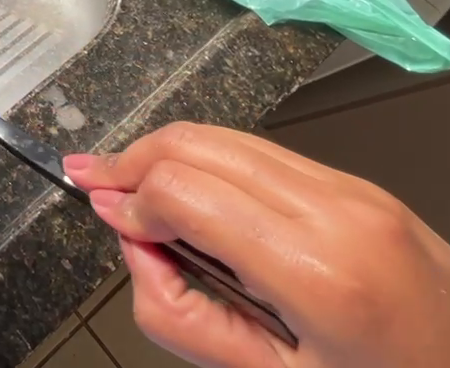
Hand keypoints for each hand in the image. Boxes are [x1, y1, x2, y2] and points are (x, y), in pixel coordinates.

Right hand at [64, 123, 449, 367]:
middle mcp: (335, 209)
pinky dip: (206, 161)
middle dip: (130, 160)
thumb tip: (130, 238)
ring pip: (220, 136)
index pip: (179, 190)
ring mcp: (352, 188)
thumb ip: (182, 313)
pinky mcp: (359, 184)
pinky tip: (188, 187)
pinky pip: (256, 151)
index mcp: (320, 272)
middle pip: (191, 144)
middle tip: (89, 182)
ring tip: (127, 180)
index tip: (106, 221)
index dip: (127, 201)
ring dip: (162, 153)